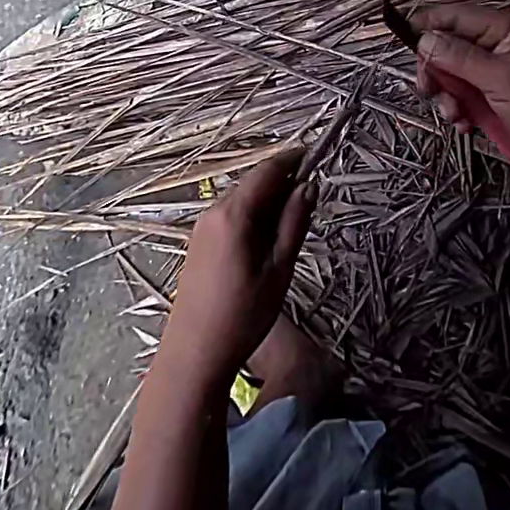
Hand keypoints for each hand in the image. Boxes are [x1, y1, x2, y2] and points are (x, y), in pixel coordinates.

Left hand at [159, 149, 311, 389]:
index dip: (293, 159)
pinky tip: (269, 237)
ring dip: (270, 199)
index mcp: (233, 214)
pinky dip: (255, 214)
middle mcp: (214, 212)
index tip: (316, 154)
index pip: (267, 170)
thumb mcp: (279, 268)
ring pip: (244, 198)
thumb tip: (309, 185)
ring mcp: (203, 227)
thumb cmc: (242, 316)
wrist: (193, 356)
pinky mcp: (200, 242)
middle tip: (312, 194)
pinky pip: (232, 214)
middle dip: (284, 180)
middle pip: (254, 182)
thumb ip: (294, 222)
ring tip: (295, 219)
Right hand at [410, 3, 509, 166]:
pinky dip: (458, 109)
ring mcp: (492, 68)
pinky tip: (466, 124)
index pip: (455, 15)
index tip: (402, 40)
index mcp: (503, 27)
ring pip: (450, 73)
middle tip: (431, 92)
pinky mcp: (491, 91)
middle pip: (446, 46)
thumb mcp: (502, 79)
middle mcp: (495, 42)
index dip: (426, 25)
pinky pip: (461, 94)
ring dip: (446, 96)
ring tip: (457, 115)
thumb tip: (424, 39)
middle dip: (435, 71)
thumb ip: (460, 58)